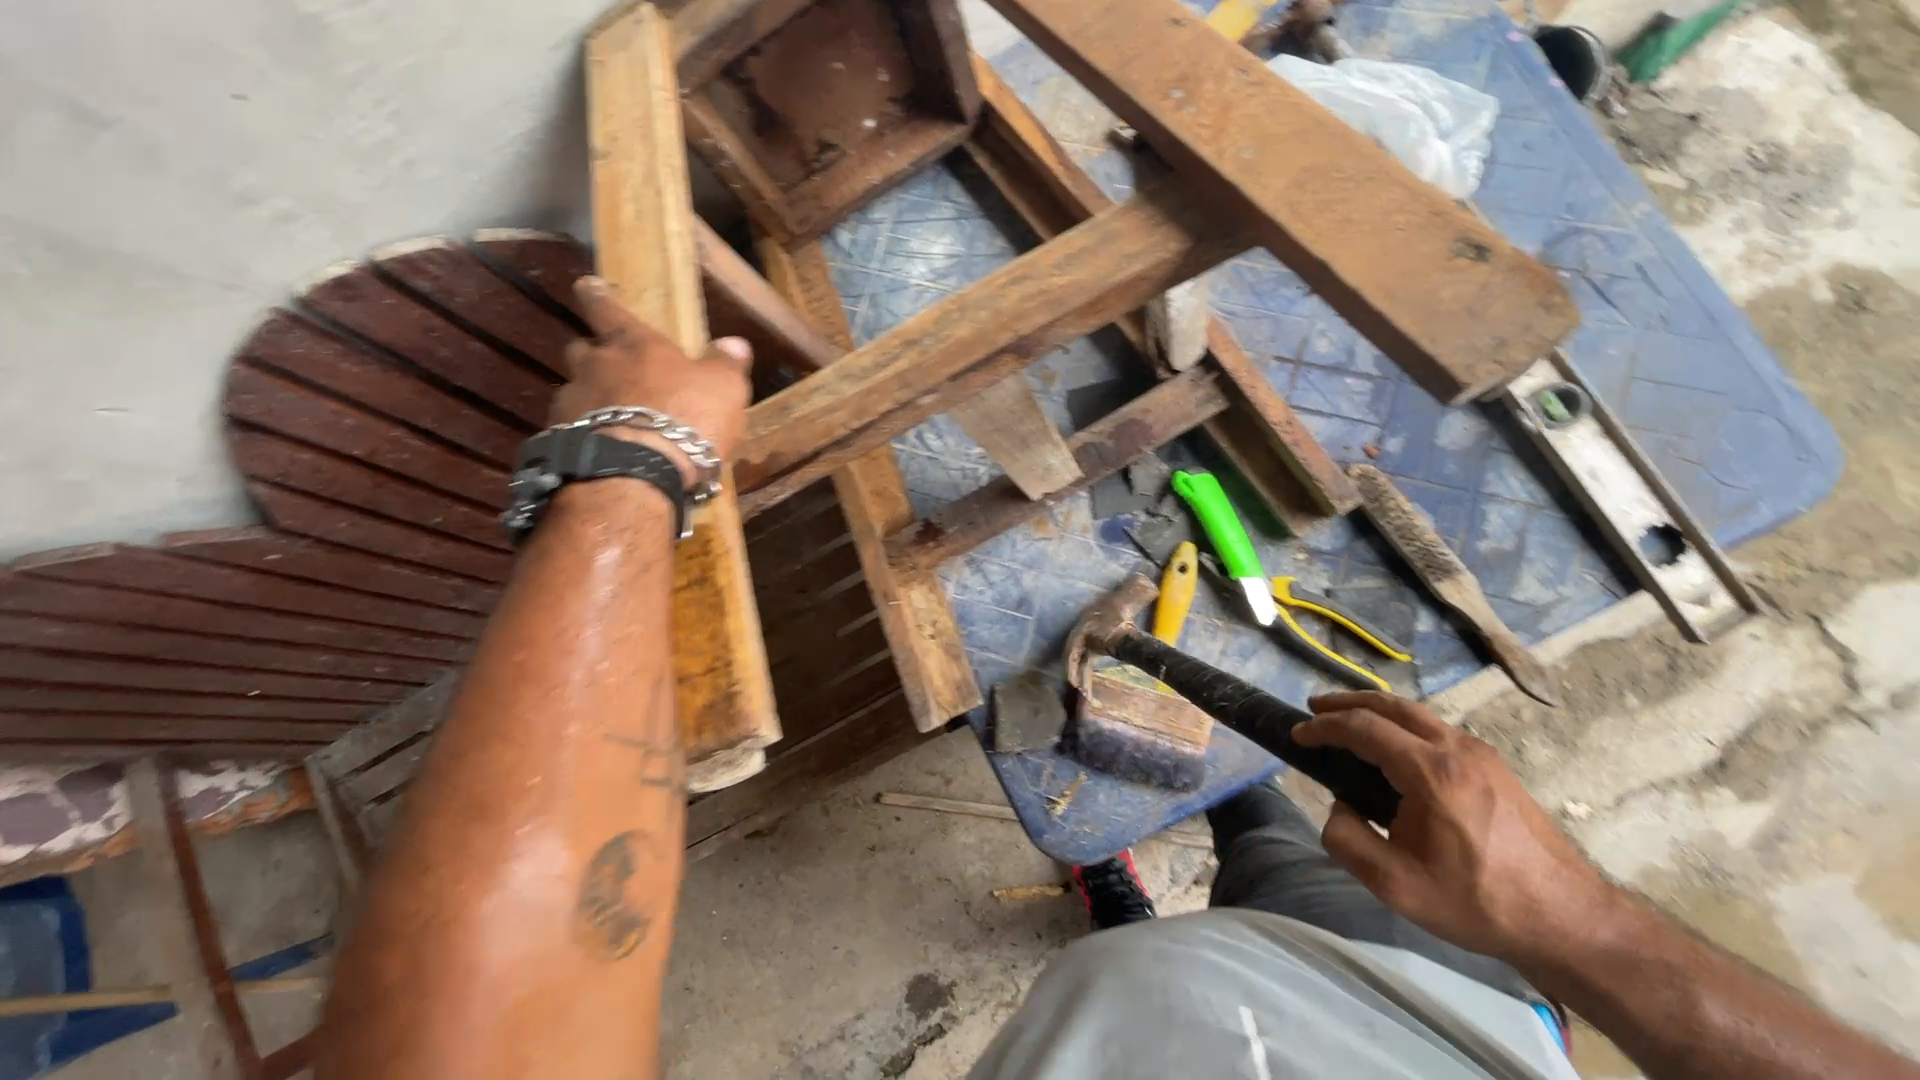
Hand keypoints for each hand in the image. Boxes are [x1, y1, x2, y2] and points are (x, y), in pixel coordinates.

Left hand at [550, 276, 753, 469]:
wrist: (636, 473)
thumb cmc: (687, 418)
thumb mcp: (723, 389)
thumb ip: (725, 364)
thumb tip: (734, 343)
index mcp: (633, 344)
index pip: (607, 309)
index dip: (598, 296)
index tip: (588, 286)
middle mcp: (595, 365)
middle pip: (581, 348)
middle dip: (594, 353)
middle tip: (609, 365)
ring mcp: (572, 403)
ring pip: (573, 389)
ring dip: (589, 397)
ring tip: (609, 417)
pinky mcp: (561, 440)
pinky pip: (570, 428)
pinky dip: (584, 433)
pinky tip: (602, 448)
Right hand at [1292, 691, 1614, 964]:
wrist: (1566, 920)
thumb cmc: (1477, 903)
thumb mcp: (1394, 885)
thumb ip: (1347, 840)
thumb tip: (1339, 808)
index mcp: (1432, 773)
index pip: (1365, 729)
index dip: (1324, 727)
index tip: (1297, 735)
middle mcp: (1458, 750)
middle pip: (1393, 706)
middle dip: (1348, 702)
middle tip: (1315, 708)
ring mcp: (1482, 755)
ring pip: (1419, 714)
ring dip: (1377, 711)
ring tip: (1348, 722)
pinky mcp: (1496, 768)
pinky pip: (1438, 730)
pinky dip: (1403, 726)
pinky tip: (1393, 747)